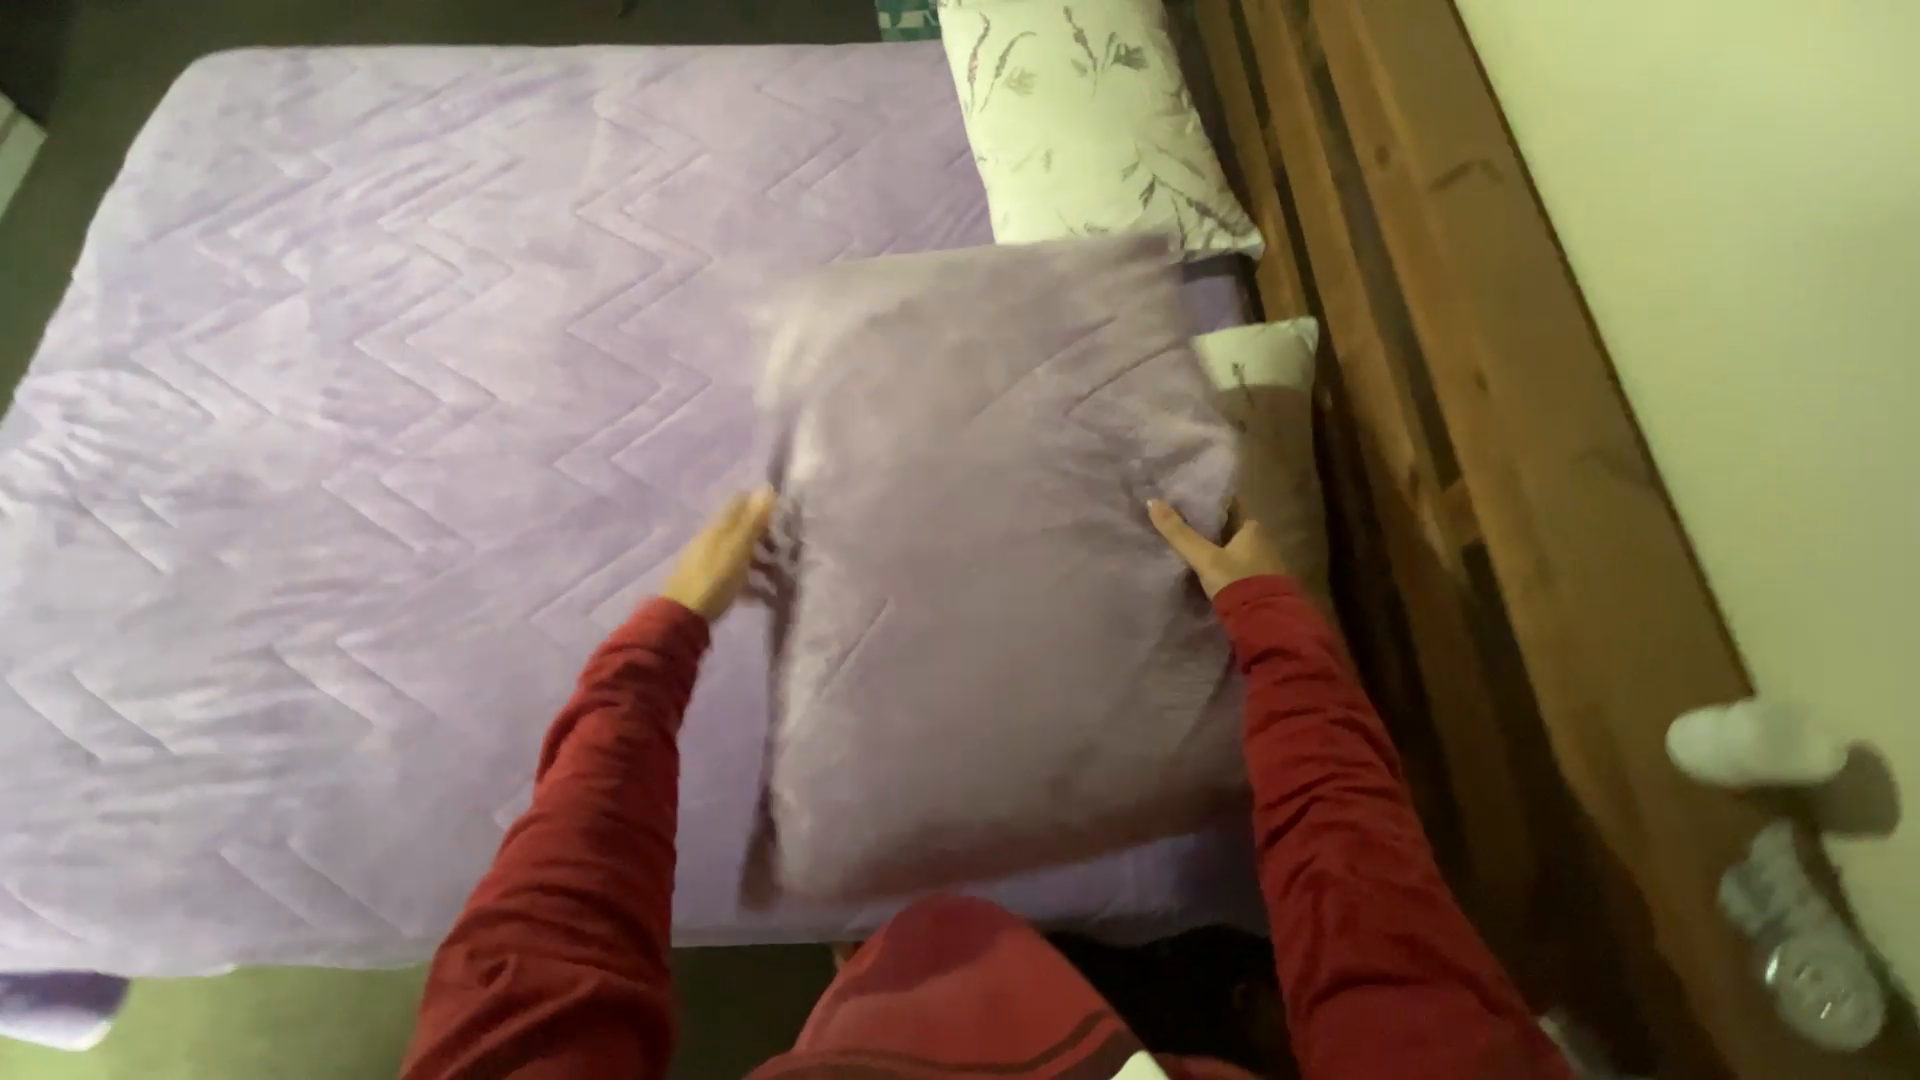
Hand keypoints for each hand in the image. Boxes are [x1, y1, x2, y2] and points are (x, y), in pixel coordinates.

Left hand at [660, 489, 775, 621]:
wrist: (683, 615)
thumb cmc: (714, 578)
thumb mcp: (738, 547)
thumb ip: (753, 519)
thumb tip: (767, 486)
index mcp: (720, 526)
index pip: (741, 503)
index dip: (762, 506)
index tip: (783, 519)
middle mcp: (714, 538)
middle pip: (744, 529)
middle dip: (766, 538)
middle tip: (785, 552)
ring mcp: (711, 560)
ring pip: (742, 553)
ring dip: (763, 562)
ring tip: (779, 577)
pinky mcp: (710, 581)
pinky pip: (736, 575)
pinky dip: (752, 582)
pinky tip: (764, 595)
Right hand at [1149, 499, 1287, 598]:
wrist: (1264, 622)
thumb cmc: (1236, 581)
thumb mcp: (1203, 557)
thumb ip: (1179, 533)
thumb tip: (1152, 501)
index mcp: (1252, 528)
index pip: (1228, 506)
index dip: (1207, 503)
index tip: (1186, 501)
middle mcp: (1262, 541)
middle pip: (1229, 527)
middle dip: (1208, 526)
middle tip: (1180, 521)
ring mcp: (1262, 563)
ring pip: (1232, 547)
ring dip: (1214, 546)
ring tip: (1187, 543)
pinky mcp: (1259, 582)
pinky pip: (1235, 565)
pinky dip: (1220, 563)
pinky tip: (1204, 567)